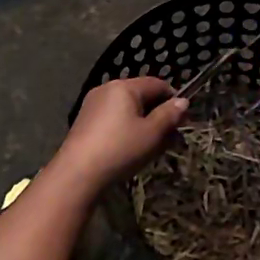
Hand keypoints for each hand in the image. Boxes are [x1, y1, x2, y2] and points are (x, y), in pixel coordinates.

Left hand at [49, 77, 187, 196]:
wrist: (76, 175)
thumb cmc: (120, 149)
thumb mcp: (152, 133)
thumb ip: (170, 114)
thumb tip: (183, 102)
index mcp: (124, 87)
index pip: (158, 84)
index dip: (174, 99)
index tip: (183, 120)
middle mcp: (107, 89)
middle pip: (142, 95)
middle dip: (159, 113)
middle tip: (170, 136)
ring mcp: (93, 105)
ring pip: (128, 108)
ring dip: (144, 123)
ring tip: (152, 146)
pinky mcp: (85, 122)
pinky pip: (114, 118)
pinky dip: (127, 128)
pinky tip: (130, 148)